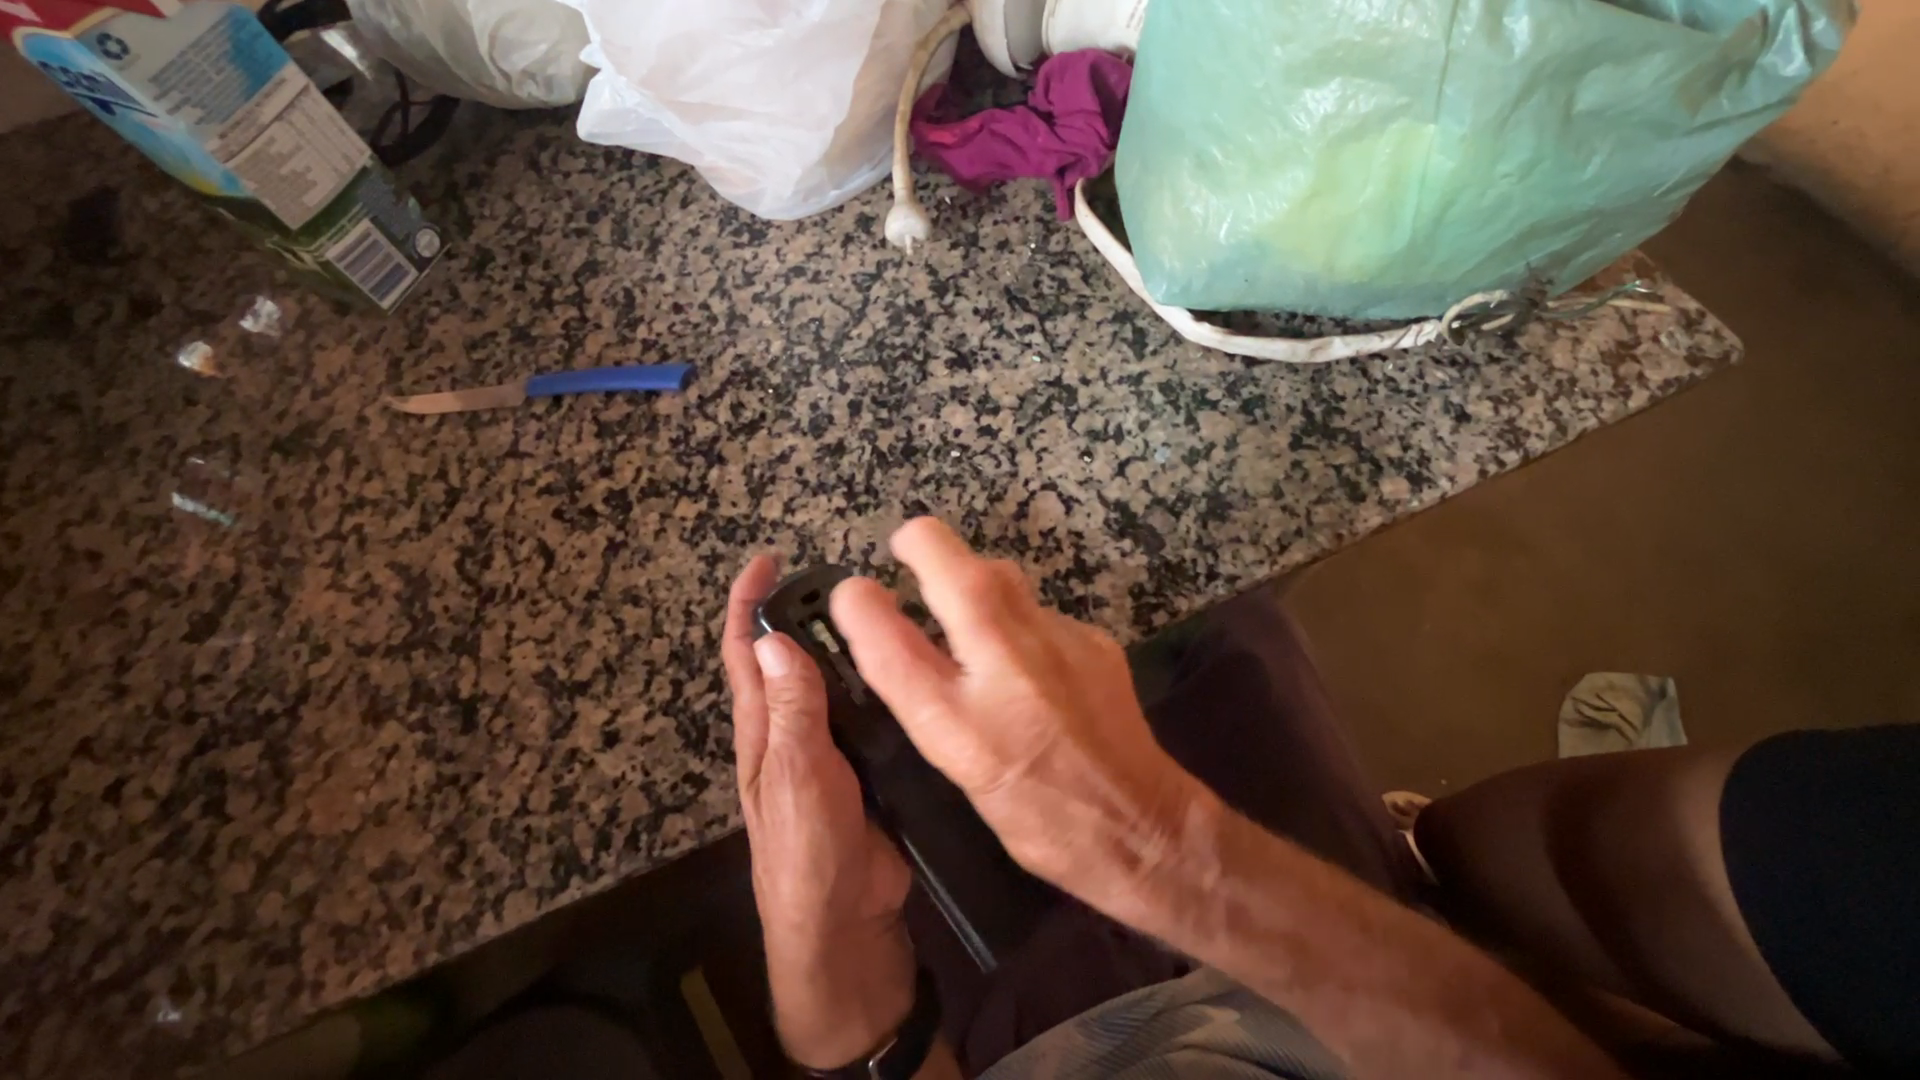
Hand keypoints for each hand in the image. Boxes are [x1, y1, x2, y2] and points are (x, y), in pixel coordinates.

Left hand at [723, 556, 916, 1069]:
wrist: (847, 920)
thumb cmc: (807, 852)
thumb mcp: (796, 777)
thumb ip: (792, 712)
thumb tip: (775, 640)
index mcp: (763, 727)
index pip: (747, 651)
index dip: (749, 604)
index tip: (765, 561)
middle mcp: (792, 728)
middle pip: (789, 657)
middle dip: (801, 610)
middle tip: (842, 576)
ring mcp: (829, 747)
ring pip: (832, 681)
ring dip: (844, 642)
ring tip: (882, 609)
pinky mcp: (867, 764)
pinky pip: (869, 711)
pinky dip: (879, 680)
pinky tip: (909, 666)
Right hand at [829, 519, 1206, 911]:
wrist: (1137, 824)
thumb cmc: (1037, 819)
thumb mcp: (960, 772)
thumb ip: (926, 702)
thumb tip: (901, 640)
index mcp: (960, 724)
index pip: (891, 642)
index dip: (860, 606)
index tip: (853, 592)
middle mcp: (1007, 673)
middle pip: (956, 573)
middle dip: (921, 543)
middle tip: (905, 546)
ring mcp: (1059, 646)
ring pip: (1002, 577)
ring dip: (969, 574)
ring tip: (958, 596)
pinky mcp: (1093, 640)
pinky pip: (1038, 609)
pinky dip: (1017, 616)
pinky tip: (1024, 651)